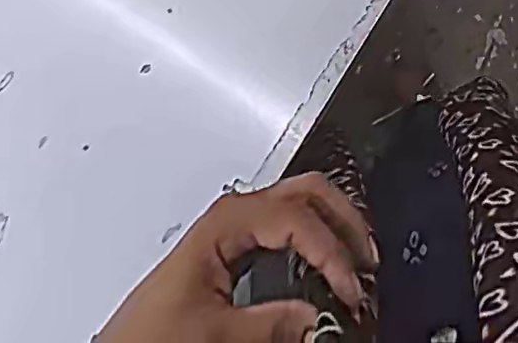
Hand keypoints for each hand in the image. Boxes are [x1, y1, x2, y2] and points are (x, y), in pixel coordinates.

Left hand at [94, 173, 377, 342]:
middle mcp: (238, 211)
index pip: (297, 217)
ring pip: (302, 198)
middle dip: (344, 219)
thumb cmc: (150, 337)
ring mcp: (240, 222)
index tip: (349, 285)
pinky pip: (290, 220)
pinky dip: (319, 234)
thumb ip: (273, 324)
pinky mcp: (240, 241)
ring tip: (356, 259)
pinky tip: (329, 260)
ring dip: (335, 223)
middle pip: (307, 190)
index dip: (330, 249)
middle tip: (367, 259)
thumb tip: (323, 317)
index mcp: (229, 219)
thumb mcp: (216, 335)